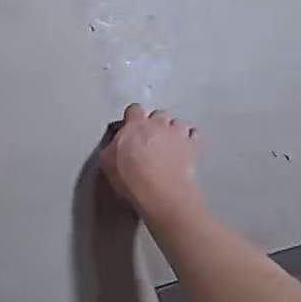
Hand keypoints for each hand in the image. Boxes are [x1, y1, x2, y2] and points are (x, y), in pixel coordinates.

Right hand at [100, 104, 202, 221]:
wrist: (160, 192)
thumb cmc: (129, 177)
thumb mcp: (106, 162)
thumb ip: (111, 146)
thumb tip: (115, 142)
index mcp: (135, 124)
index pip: (134, 109)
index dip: (133, 118)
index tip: (131, 129)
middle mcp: (158, 123)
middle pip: (159, 113)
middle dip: (156, 123)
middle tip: (151, 138)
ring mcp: (178, 133)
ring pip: (178, 123)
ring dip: (174, 130)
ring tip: (170, 144)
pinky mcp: (193, 146)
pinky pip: (193, 135)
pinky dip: (189, 139)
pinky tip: (184, 149)